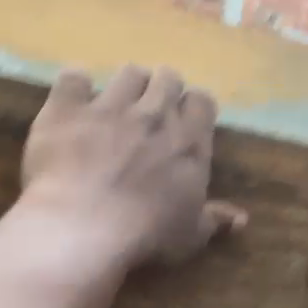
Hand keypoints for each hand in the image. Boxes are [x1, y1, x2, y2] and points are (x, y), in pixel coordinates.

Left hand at [18, 65, 245, 269]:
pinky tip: (75, 101)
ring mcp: (110, 107)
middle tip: (154, 112)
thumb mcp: (191, 235)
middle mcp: (155, 116)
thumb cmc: (148, 235)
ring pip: (128, 73)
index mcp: (190, 144)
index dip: (195, 108)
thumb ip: (215, 219)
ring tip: (119, 104)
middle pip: (168, 78)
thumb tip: (241, 218)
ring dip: (128, 84)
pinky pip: (74, 77)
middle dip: (163, 89)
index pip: (203, 101)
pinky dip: (76, 85)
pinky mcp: (66, 108)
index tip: (188, 123)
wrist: (84, 227)